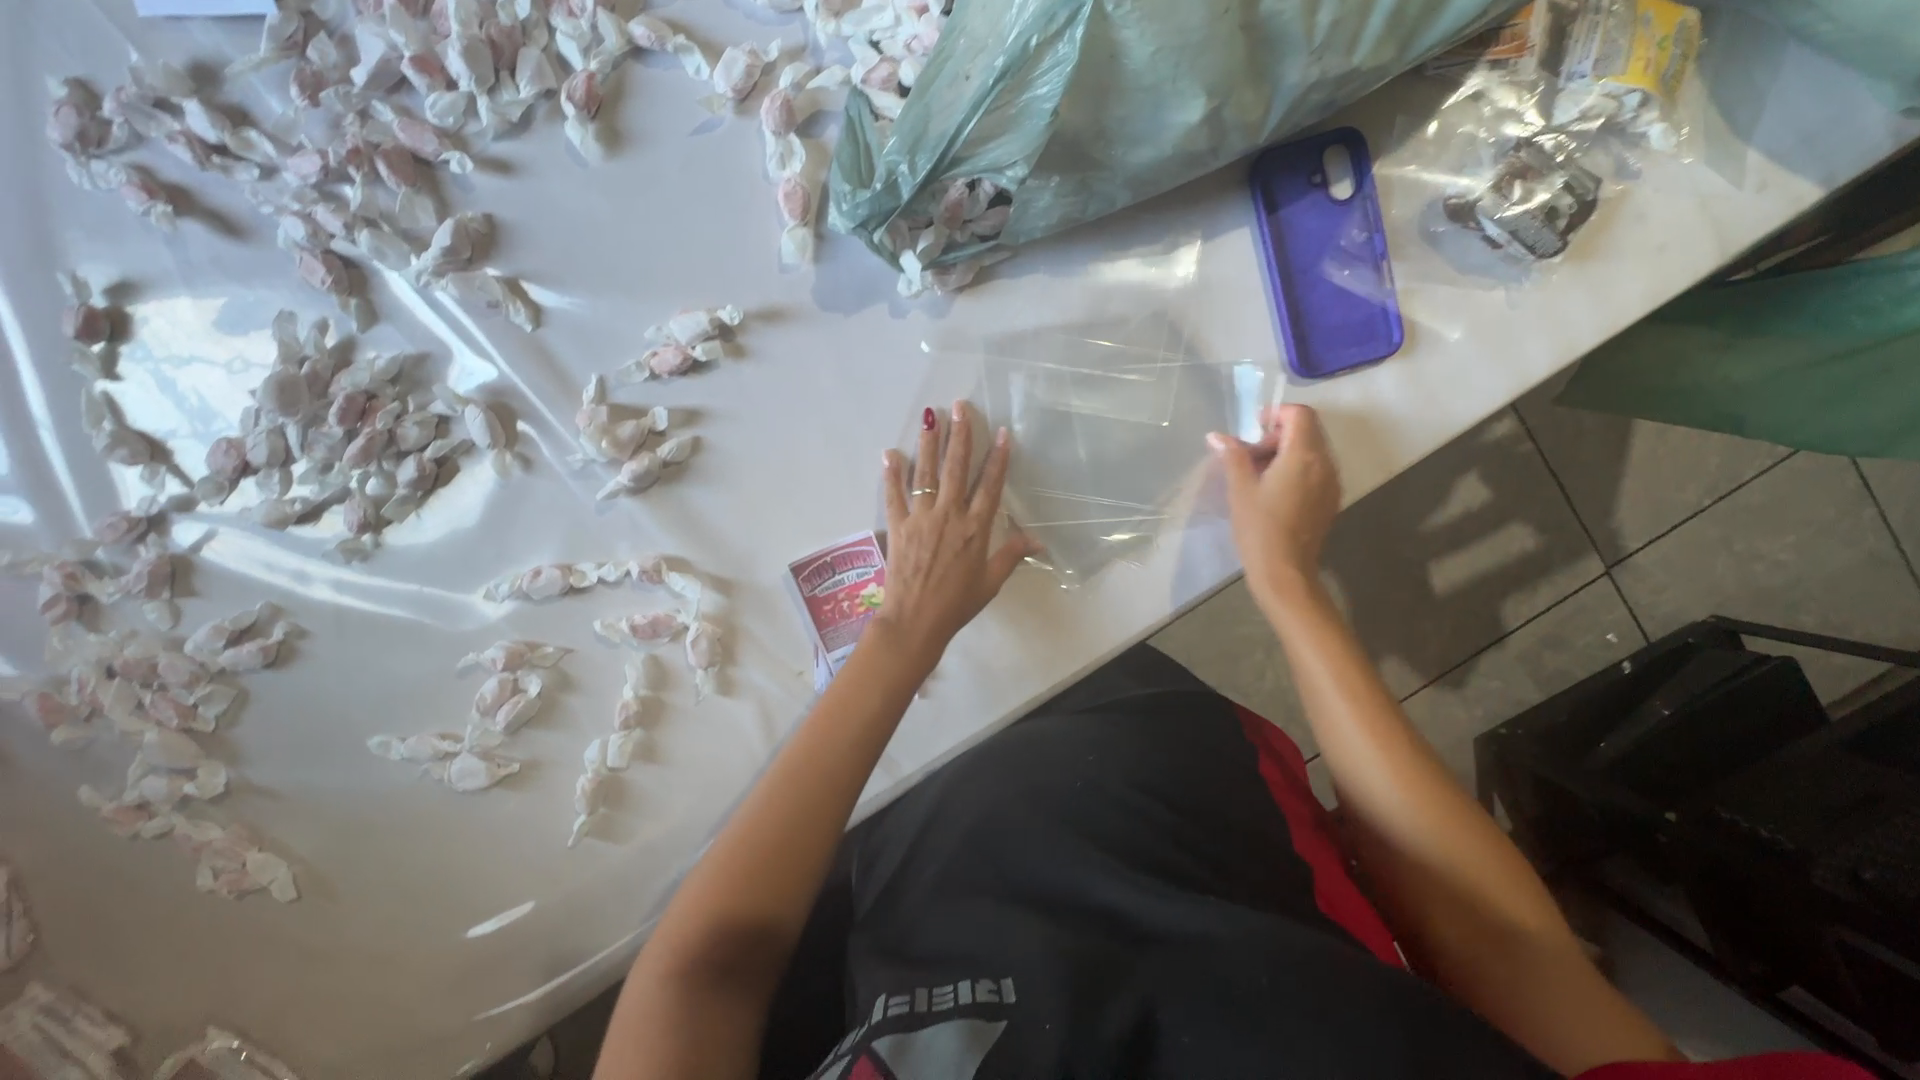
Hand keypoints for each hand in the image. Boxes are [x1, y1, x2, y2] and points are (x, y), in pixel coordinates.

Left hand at [875, 401, 1040, 666]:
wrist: (915, 621)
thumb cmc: (957, 604)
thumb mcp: (991, 582)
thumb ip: (1011, 555)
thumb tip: (1038, 540)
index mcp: (976, 528)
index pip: (990, 485)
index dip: (997, 458)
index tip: (1002, 432)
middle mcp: (949, 515)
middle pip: (956, 468)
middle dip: (960, 435)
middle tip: (960, 406)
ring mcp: (921, 518)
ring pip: (926, 472)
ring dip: (929, 442)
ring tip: (930, 416)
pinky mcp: (898, 525)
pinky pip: (894, 495)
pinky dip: (892, 474)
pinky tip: (891, 453)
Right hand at [1207, 404, 1341, 609]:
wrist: (1285, 571)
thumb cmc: (1259, 528)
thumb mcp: (1240, 489)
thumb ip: (1232, 456)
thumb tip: (1217, 436)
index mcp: (1304, 456)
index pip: (1300, 414)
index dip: (1276, 414)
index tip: (1253, 430)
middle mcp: (1325, 464)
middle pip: (1308, 431)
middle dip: (1278, 435)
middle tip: (1250, 456)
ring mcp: (1331, 482)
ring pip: (1313, 450)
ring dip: (1286, 452)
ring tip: (1259, 475)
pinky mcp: (1330, 499)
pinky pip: (1316, 470)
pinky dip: (1296, 468)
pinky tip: (1274, 490)